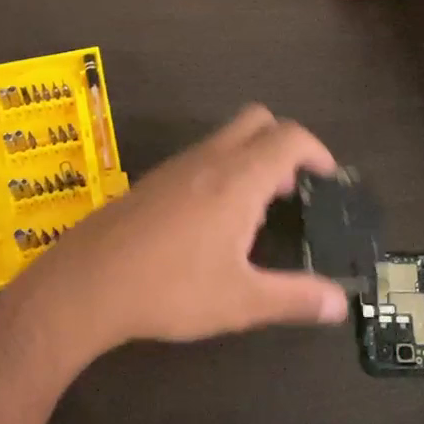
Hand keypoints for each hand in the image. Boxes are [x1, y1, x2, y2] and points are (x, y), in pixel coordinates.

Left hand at [4, 105, 350, 351]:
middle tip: (292, 189)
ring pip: (225, 139)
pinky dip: (221, 173)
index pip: (289, 138)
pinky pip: (198, 159)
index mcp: (238, 179)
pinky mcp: (150, 183)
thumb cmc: (170, 289)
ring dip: (251, 160)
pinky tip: (211, 224)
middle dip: (284, 144)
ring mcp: (174, 168)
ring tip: (256, 213)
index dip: (317, 151)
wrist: (84, 285)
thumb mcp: (241, 301)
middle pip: (257, 121)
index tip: (328, 178)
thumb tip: (339, 302)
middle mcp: (208, 160)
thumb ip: (295, 298)